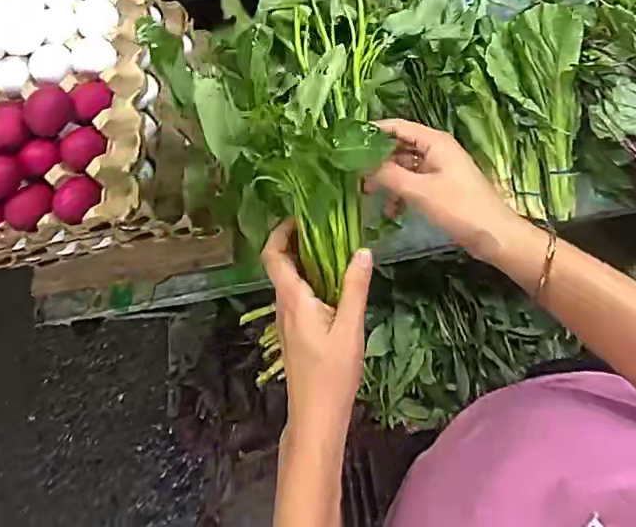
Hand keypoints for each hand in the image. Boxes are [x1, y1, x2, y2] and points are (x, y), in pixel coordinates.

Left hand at [262, 219, 371, 439]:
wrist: (316, 419)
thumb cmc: (331, 375)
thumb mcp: (350, 329)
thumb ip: (355, 288)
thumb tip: (363, 250)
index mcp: (292, 298)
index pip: (272, 255)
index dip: (280, 231)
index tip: (301, 217)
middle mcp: (283, 304)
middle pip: (281, 263)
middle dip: (298, 241)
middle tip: (324, 227)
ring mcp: (287, 319)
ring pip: (290, 279)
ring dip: (306, 260)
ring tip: (334, 249)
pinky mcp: (295, 331)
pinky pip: (297, 294)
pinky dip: (311, 279)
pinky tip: (334, 283)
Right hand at [368, 119, 528, 266]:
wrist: (498, 238)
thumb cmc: (461, 209)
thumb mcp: (420, 192)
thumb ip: (388, 175)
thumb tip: (361, 163)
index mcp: (434, 141)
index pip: (397, 126)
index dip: (372, 132)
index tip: (348, 143)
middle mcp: (436, 149)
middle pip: (399, 146)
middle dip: (377, 159)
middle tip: (354, 173)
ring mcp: (439, 168)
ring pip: (404, 165)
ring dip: (387, 179)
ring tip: (367, 194)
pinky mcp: (441, 186)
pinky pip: (413, 181)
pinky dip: (400, 192)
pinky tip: (391, 210)